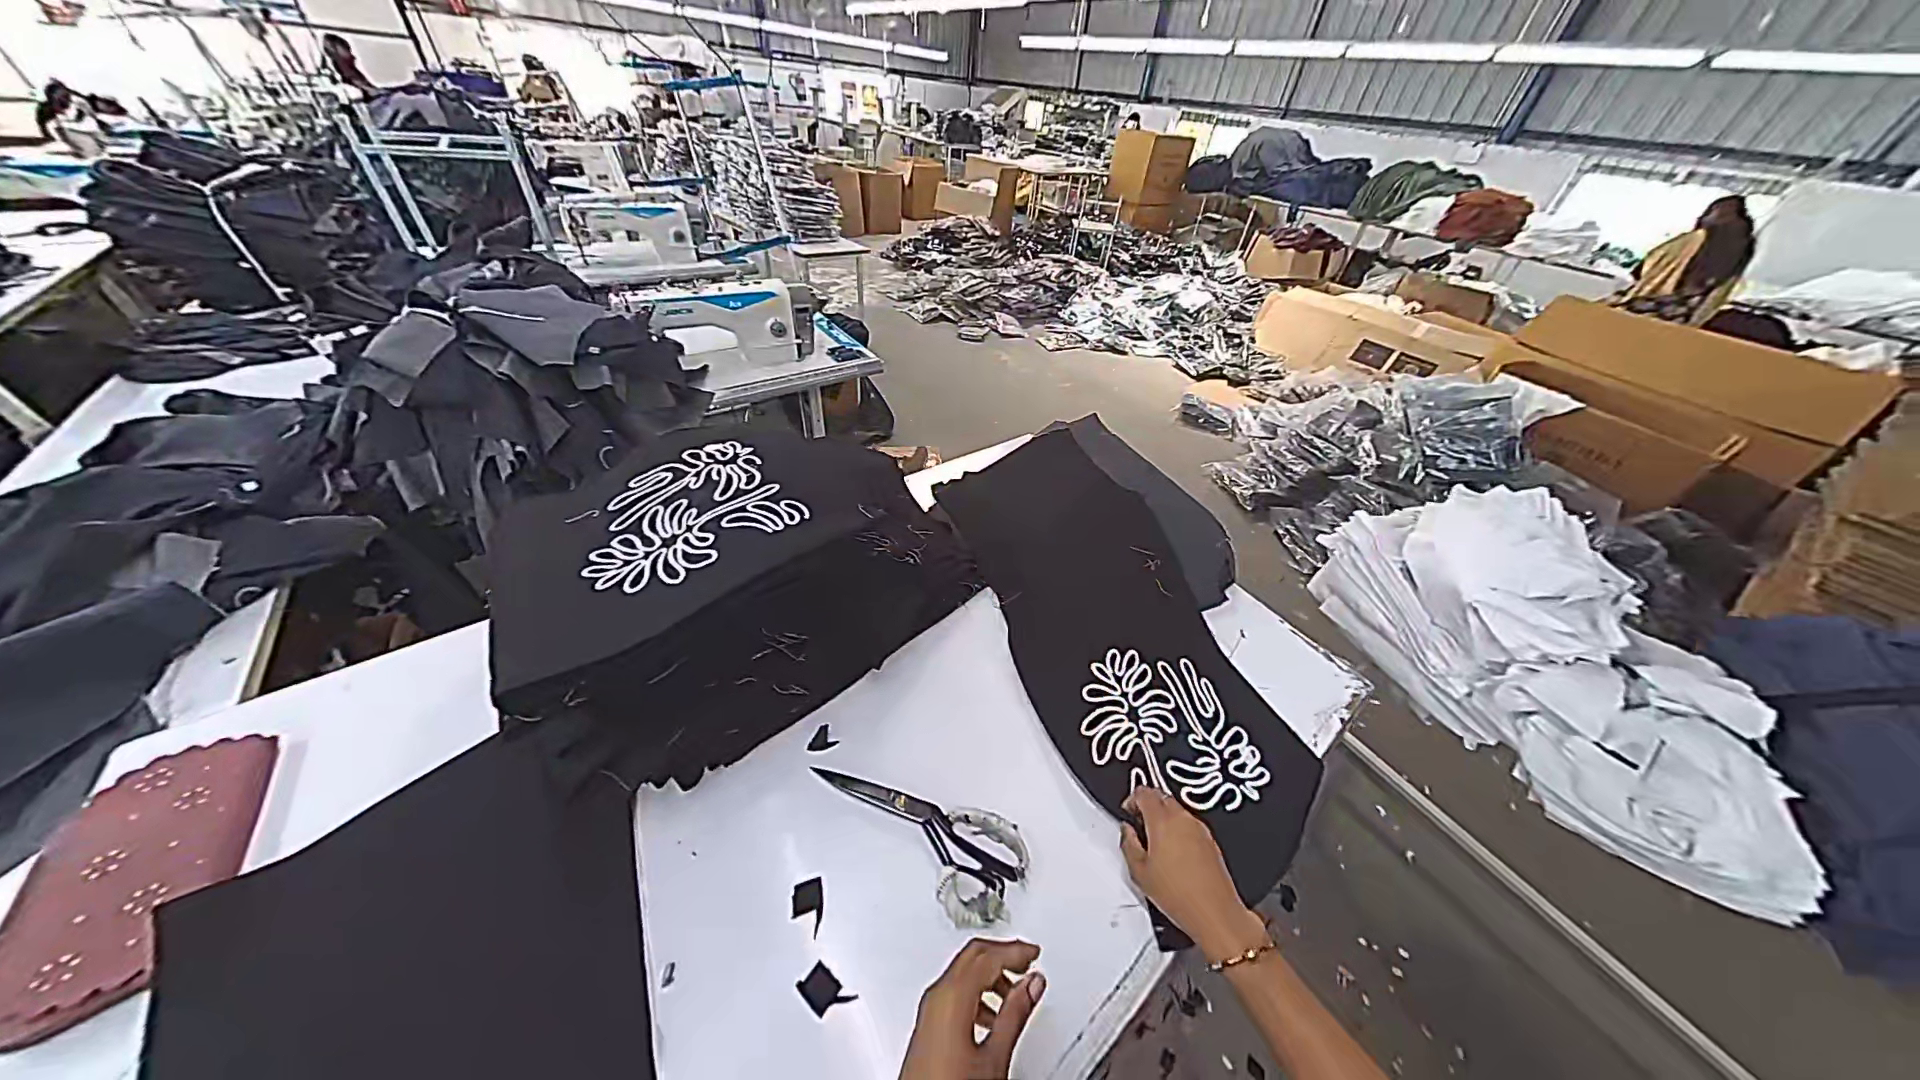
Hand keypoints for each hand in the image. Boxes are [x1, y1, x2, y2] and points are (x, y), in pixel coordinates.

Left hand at [899, 938, 1045, 1079]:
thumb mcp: (994, 1057)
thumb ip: (1014, 1014)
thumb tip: (1032, 983)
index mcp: (952, 995)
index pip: (987, 956)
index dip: (1014, 950)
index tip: (1033, 952)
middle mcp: (936, 996)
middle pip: (972, 956)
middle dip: (1002, 954)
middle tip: (1027, 959)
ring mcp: (928, 1011)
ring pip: (962, 974)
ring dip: (990, 975)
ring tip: (1015, 990)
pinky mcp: (927, 1026)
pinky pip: (953, 994)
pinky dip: (977, 992)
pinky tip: (993, 1015)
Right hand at [1120, 787, 1268, 962]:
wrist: (1216, 914)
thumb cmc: (1179, 895)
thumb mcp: (1139, 872)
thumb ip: (1128, 843)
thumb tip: (1127, 831)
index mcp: (1162, 820)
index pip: (1144, 792)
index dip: (1132, 799)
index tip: (1128, 812)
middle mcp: (1183, 818)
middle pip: (1161, 797)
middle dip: (1148, 807)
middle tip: (1139, 825)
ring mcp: (1200, 829)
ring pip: (1177, 811)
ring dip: (1164, 819)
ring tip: (1157, 845)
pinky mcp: (1211, 841)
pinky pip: (1190, 826)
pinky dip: (1179, 831)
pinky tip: (1175, 855)